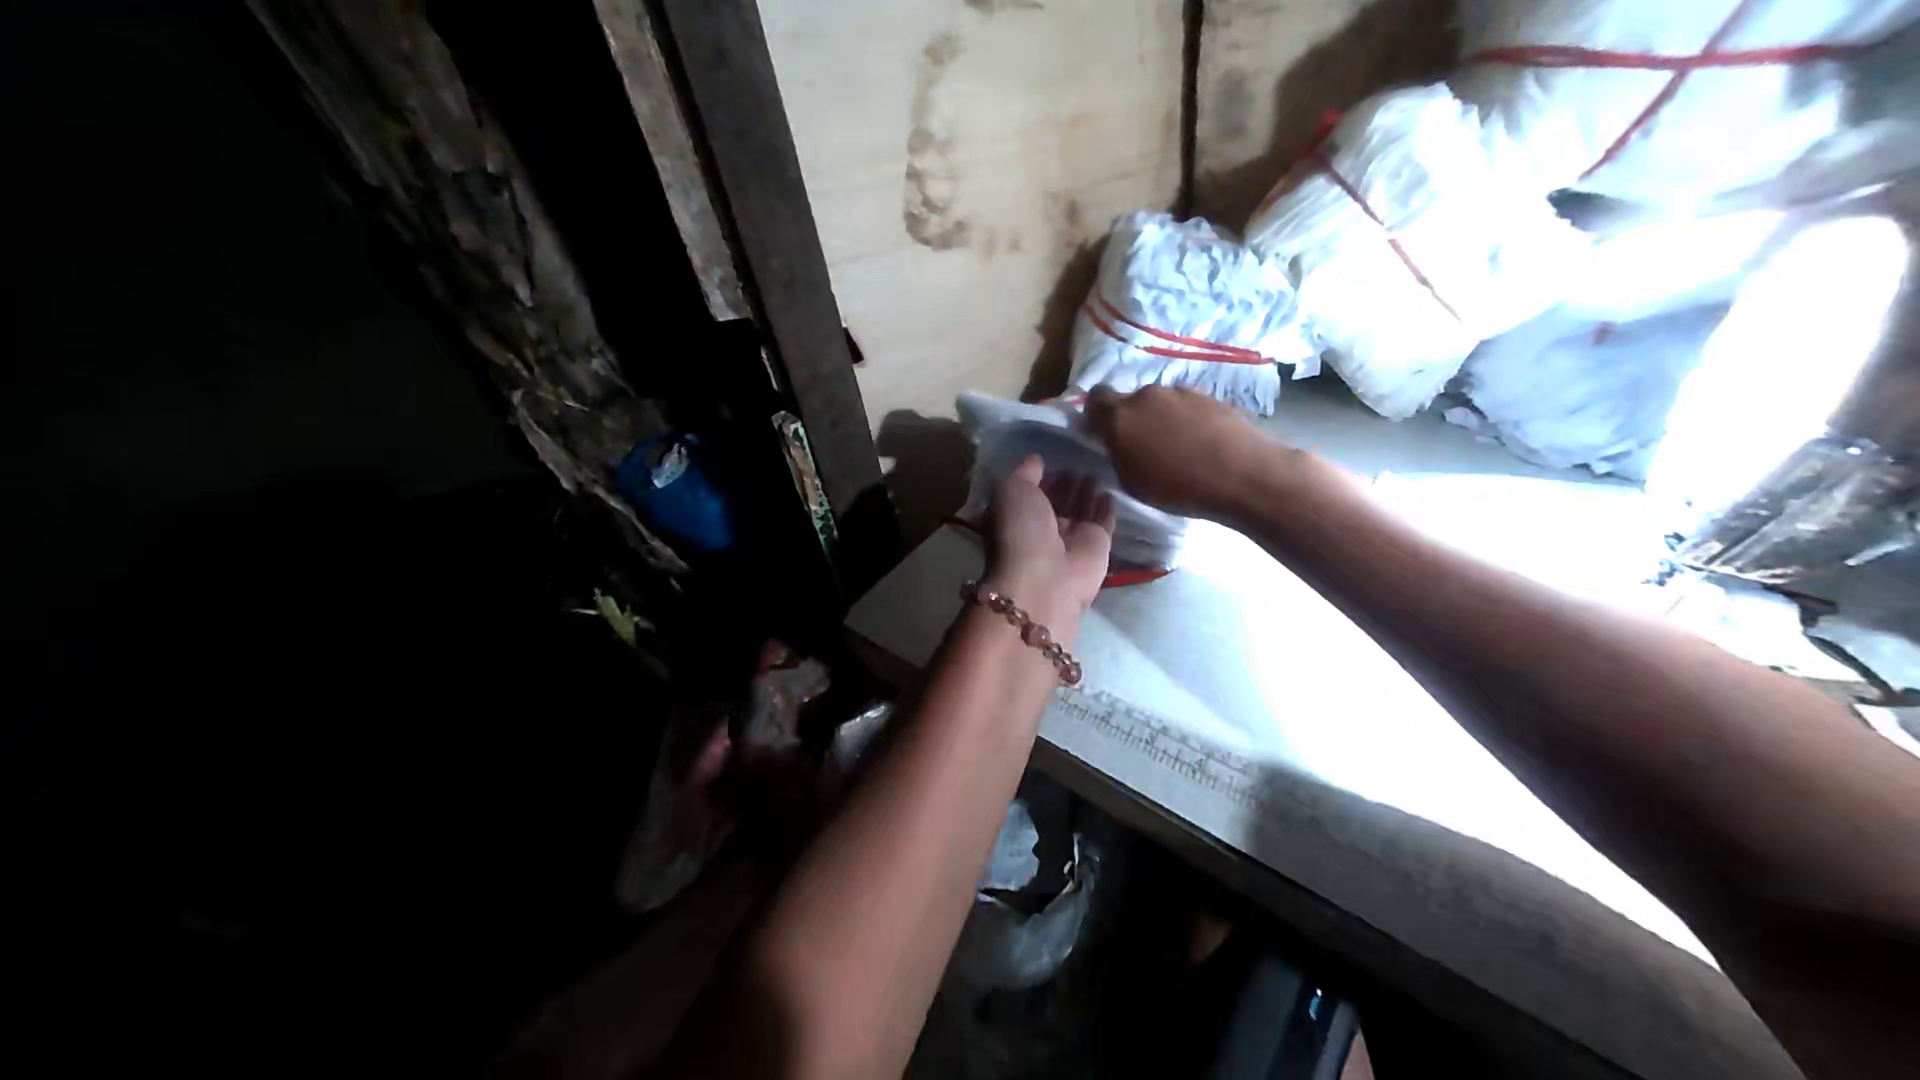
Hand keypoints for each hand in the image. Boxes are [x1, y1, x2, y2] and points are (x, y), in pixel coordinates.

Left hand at [983, 456, 1114, 635]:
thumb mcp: (1012, 491)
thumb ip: (1025, 472)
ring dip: (1086, 493)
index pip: (1032, 494)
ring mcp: (1072, 539)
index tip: (1053, 460)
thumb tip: (1036, 459)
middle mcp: (1044, 529)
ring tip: (1096, 472)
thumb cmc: (1020, 532)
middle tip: (1080, 463)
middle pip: (1058, 501)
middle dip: (1066, 484)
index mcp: (1018, 517)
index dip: (1041, 478)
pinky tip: (1111, 493)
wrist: (1045, 580)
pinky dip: (1107, 508)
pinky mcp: (1098, 546)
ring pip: (1081, 510)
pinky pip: (1104, 522)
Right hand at [1086, 384, 1293, 520]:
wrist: (1243, 474)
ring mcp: (1181, 392)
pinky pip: (1186, 407)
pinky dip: (1187, 421)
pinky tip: (1201, 445)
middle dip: (1132, 419)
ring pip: (1160, 403)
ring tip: (1178, 448)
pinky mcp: (1210, 396)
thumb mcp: (1131, 481)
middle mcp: (1147, 396)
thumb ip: (1117, 453)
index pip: (1095, 398)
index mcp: (1120, 416)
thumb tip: (1116, 442)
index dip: (1096, 415)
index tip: (1102, 434)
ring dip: (1161, 419)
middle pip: (1130, 401)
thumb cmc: (1178, 487)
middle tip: (1143, 447)